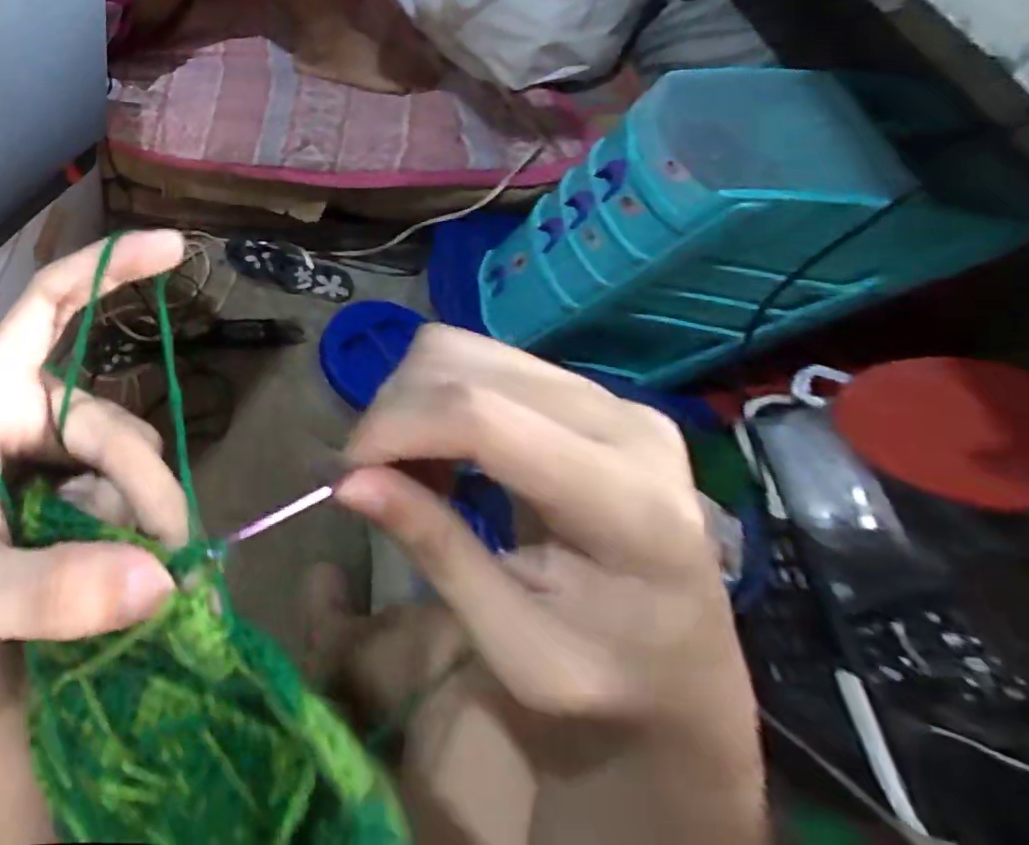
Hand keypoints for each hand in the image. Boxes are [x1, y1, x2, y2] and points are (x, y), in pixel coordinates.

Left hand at [0, 231, 192, 652]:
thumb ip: (49, 590)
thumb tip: (160, 576)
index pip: (44, 307)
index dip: (107, 267)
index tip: (173, 247)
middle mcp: (37, 414)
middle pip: (114, 425)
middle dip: (144, 489)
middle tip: (166, 552)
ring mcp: (73, 455)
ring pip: (139, 458)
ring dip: (147, 514)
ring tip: (134, 575)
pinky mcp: (99, 491)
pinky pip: (146, 490)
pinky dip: (153, 527)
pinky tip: (140, 565)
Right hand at [335, 326, 760, 787]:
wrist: (682, 663)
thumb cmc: (603, 679)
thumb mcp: (514, 646)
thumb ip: (438, 553)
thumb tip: (348, 482)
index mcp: (626, 503)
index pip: (481, 418)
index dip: (395, 429)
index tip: (346, 475)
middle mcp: (626, 424)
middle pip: (465, 367)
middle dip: (394, 414)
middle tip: (378, 483)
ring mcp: (614, 398)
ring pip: (467, 350)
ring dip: (413, 402)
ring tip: (415, 472)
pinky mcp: (593, 392)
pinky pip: (486, 361)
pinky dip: (438, 397)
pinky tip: (446, 454)